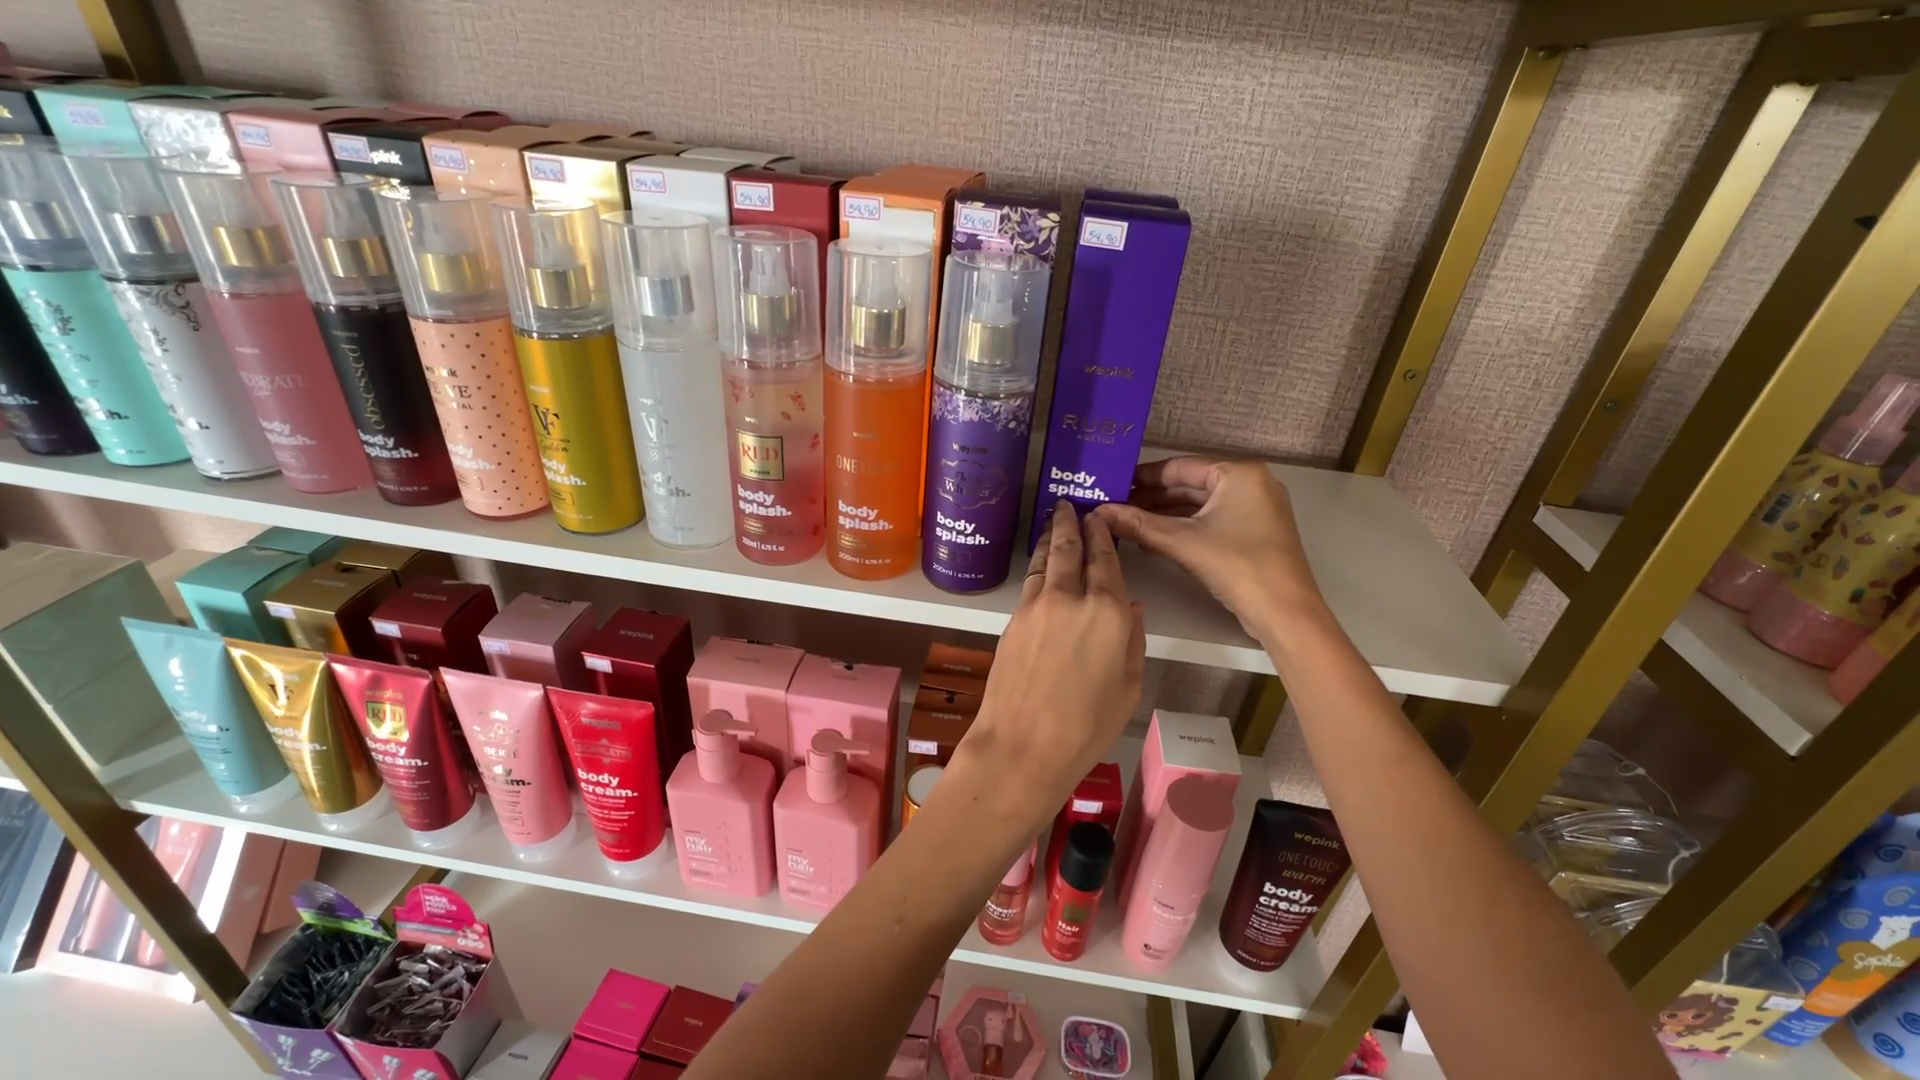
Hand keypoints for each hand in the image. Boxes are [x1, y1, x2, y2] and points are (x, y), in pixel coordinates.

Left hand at [959, 501, 1145, 811]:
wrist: (1023, 746)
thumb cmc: (1087, 727)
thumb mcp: (1129, 687)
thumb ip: (1132, 641)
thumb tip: (1129, 607)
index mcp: (1109, 613)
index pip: (1107, 561)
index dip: (1105, 536)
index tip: (1101, 517)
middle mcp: (1072, 598)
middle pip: (1071, 549)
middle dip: (1072, 523)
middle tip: (1070, 506)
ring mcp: (1037, 607)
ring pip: (1046, 561)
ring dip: (1051, 538)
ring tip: (1054, 522)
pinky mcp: (1013, 620)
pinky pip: (1030, 582)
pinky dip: (1038, 565)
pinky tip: (1041, 565)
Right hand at [1093, 456, 1324, 640]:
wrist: (1284, 612)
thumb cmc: (1239, 566)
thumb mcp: (1182, 542)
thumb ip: (1139, 524)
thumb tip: (1100, 512)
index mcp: (1239, 473)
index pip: (1179, 467)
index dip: (1142, 478)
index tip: (1112, 487)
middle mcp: (1251, 483)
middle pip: (1190, 485)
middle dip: (1151, 498)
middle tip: (1115, 508)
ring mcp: (1255, 508)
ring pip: (1199, 505)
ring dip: (1164, 515)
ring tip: (1128, 525)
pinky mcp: (1254, 532)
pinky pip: (1211, 520)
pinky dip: (1184, 528)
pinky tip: (1154, 540)